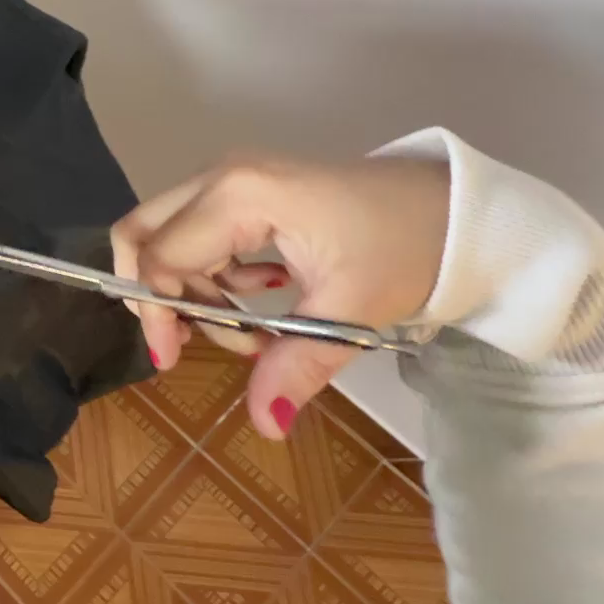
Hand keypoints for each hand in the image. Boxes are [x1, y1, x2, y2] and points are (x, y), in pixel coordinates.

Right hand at [110, 155, 449, 439]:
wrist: (463, 206)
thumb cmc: (411, 247)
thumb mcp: (354, 309)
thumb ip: (298, 364)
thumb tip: (264, 425)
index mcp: (237, 197)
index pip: (160, 257)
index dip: (156, 311)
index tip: (171, 360)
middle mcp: (215, 178)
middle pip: (141, 234)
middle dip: (153, 292)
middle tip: (190, 335)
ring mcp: (224, 178)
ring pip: (163, 235)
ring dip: (187, 286)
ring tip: (247, 325)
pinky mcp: (236, 187)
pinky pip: (191, 231)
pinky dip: (207, 270)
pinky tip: (259, 291)